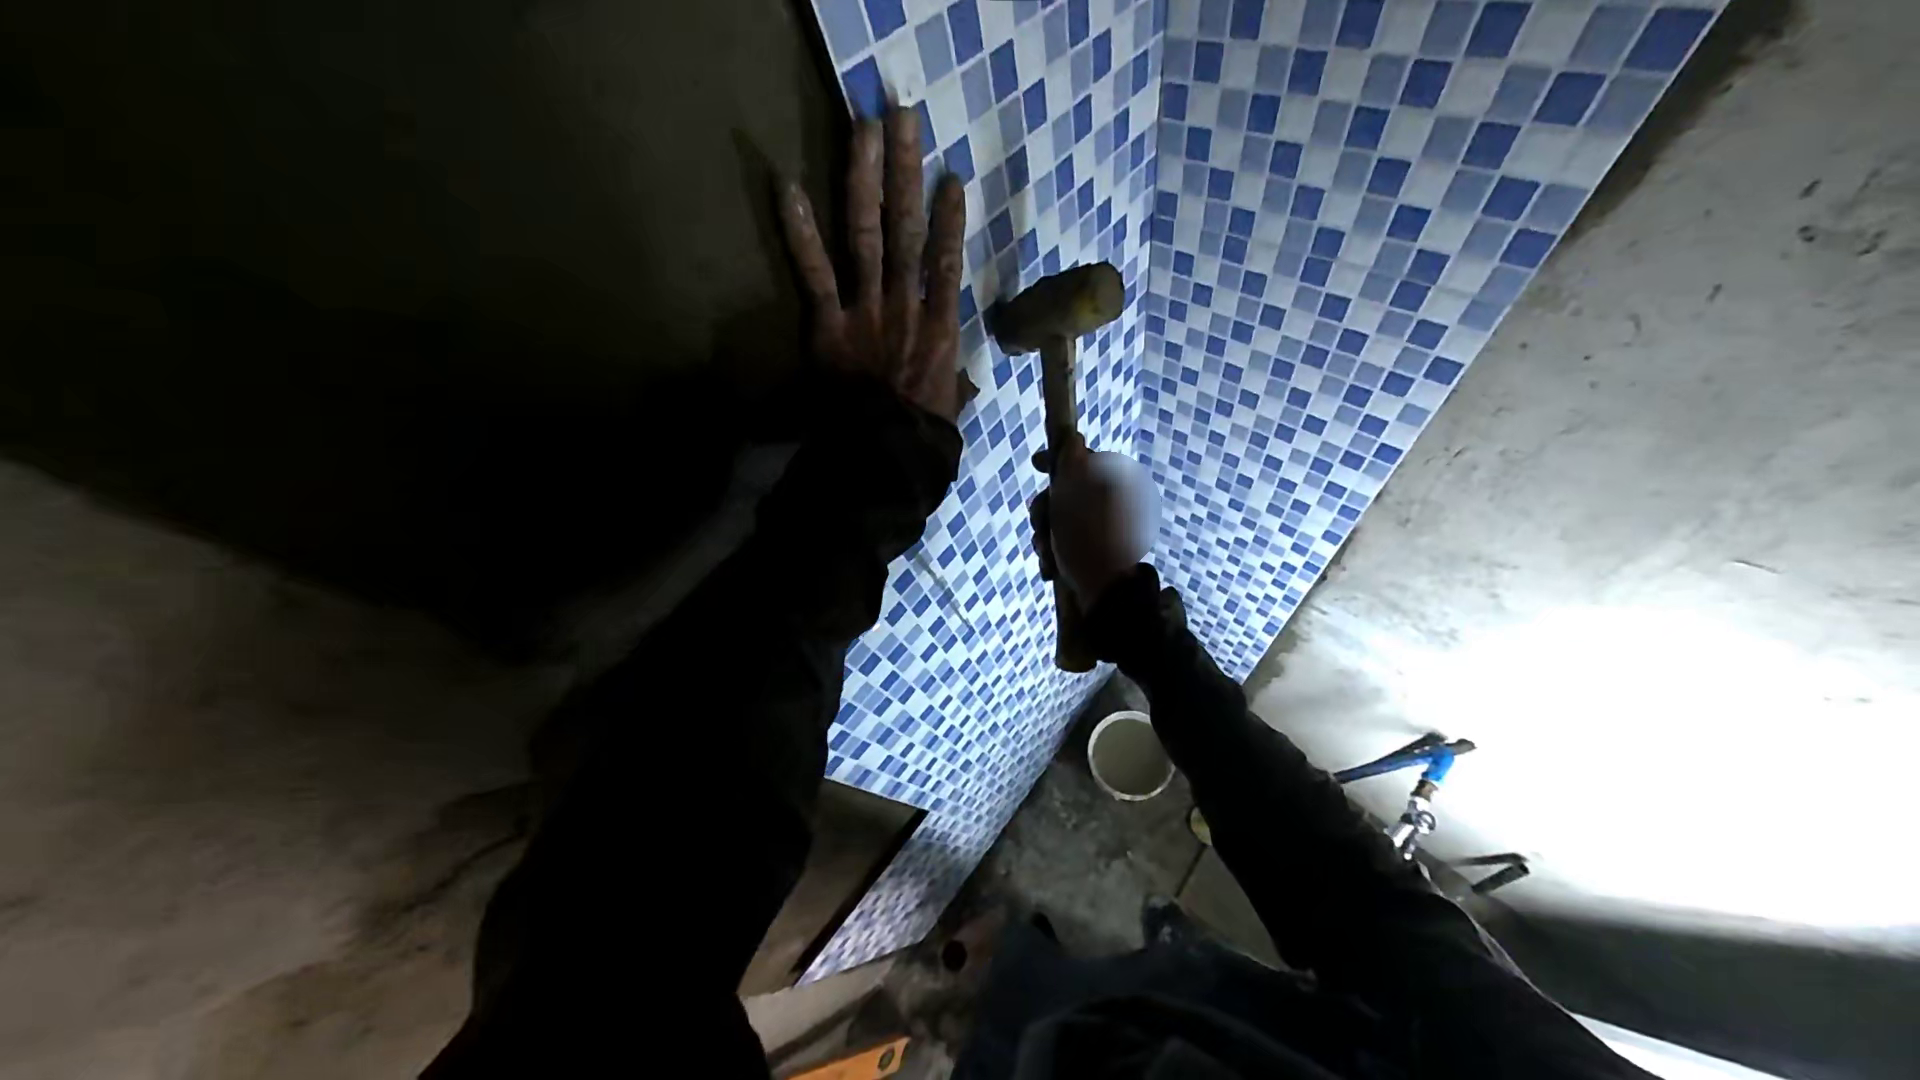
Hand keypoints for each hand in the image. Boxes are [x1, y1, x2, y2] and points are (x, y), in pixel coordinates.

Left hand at [778, 107, 968, 421]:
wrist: (888, 452)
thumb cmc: (923, 432)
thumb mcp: (952, 406)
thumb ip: (956, 384)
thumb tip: (963, 382)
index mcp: (940, 327)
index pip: (947, 262)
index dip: (949, 220)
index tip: (950, 179)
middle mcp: (906, 305)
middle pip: (907, 230)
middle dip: (906, 174)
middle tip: (904, 120)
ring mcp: (868, 309)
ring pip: (867, 235)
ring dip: (865, 179)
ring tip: (864, 129)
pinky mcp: (831, 323)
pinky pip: (816, 272)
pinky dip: (801, 232)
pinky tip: (789, 187)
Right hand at [1029, 441, 1140, 606]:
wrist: (1108, 597)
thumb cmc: (1090, 546)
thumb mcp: (1075, 503)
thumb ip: (1073, 468)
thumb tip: (1074, 439)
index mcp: (1110, 487)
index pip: (1082, 459)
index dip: (1056, 458)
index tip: (1035, 464)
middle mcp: (1108, 504)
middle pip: (1063, 492)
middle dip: (1045, 512)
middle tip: (1042, 529)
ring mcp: (1102, 530)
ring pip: (1060, 520)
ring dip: (1046, 537)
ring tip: (1046, 556)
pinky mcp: (1095, 551)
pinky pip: (1067, 541)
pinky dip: (1055, 552)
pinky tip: (1052, 568)